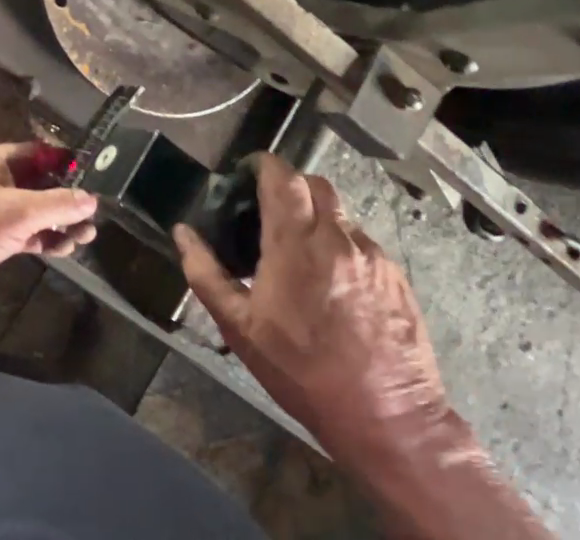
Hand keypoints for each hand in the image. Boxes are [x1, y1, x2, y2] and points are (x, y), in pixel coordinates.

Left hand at [0, 142, 99, 304]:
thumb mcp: (20, 210)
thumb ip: (58, 204)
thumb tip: (92, 200)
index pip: (35, 153)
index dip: (63, 161)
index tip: (93, 172)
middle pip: (39, 184)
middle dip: (67, 198)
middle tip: (95, 212)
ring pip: (36, 212)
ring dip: (61, 222)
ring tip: (86, 235)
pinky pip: (29, 233)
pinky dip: (47, 239)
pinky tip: (67, 248)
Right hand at [174, 154, 454, 463]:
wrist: (385, 415)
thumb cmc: (301, 371)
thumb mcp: (239, 327)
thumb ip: (205, 273)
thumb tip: (183, 233)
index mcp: (295, 245)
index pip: (283, 178)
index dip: (264, 165)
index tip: (247, 171)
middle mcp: (339, 240)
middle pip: (317, 184)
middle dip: (290, 184)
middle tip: (268, 206)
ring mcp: (373, 257)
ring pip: (342, 213)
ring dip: (316, 215)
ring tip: (298, 246)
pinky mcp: (396, 276)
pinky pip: (362, 242)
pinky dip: (340, 243)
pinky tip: (329, 278)